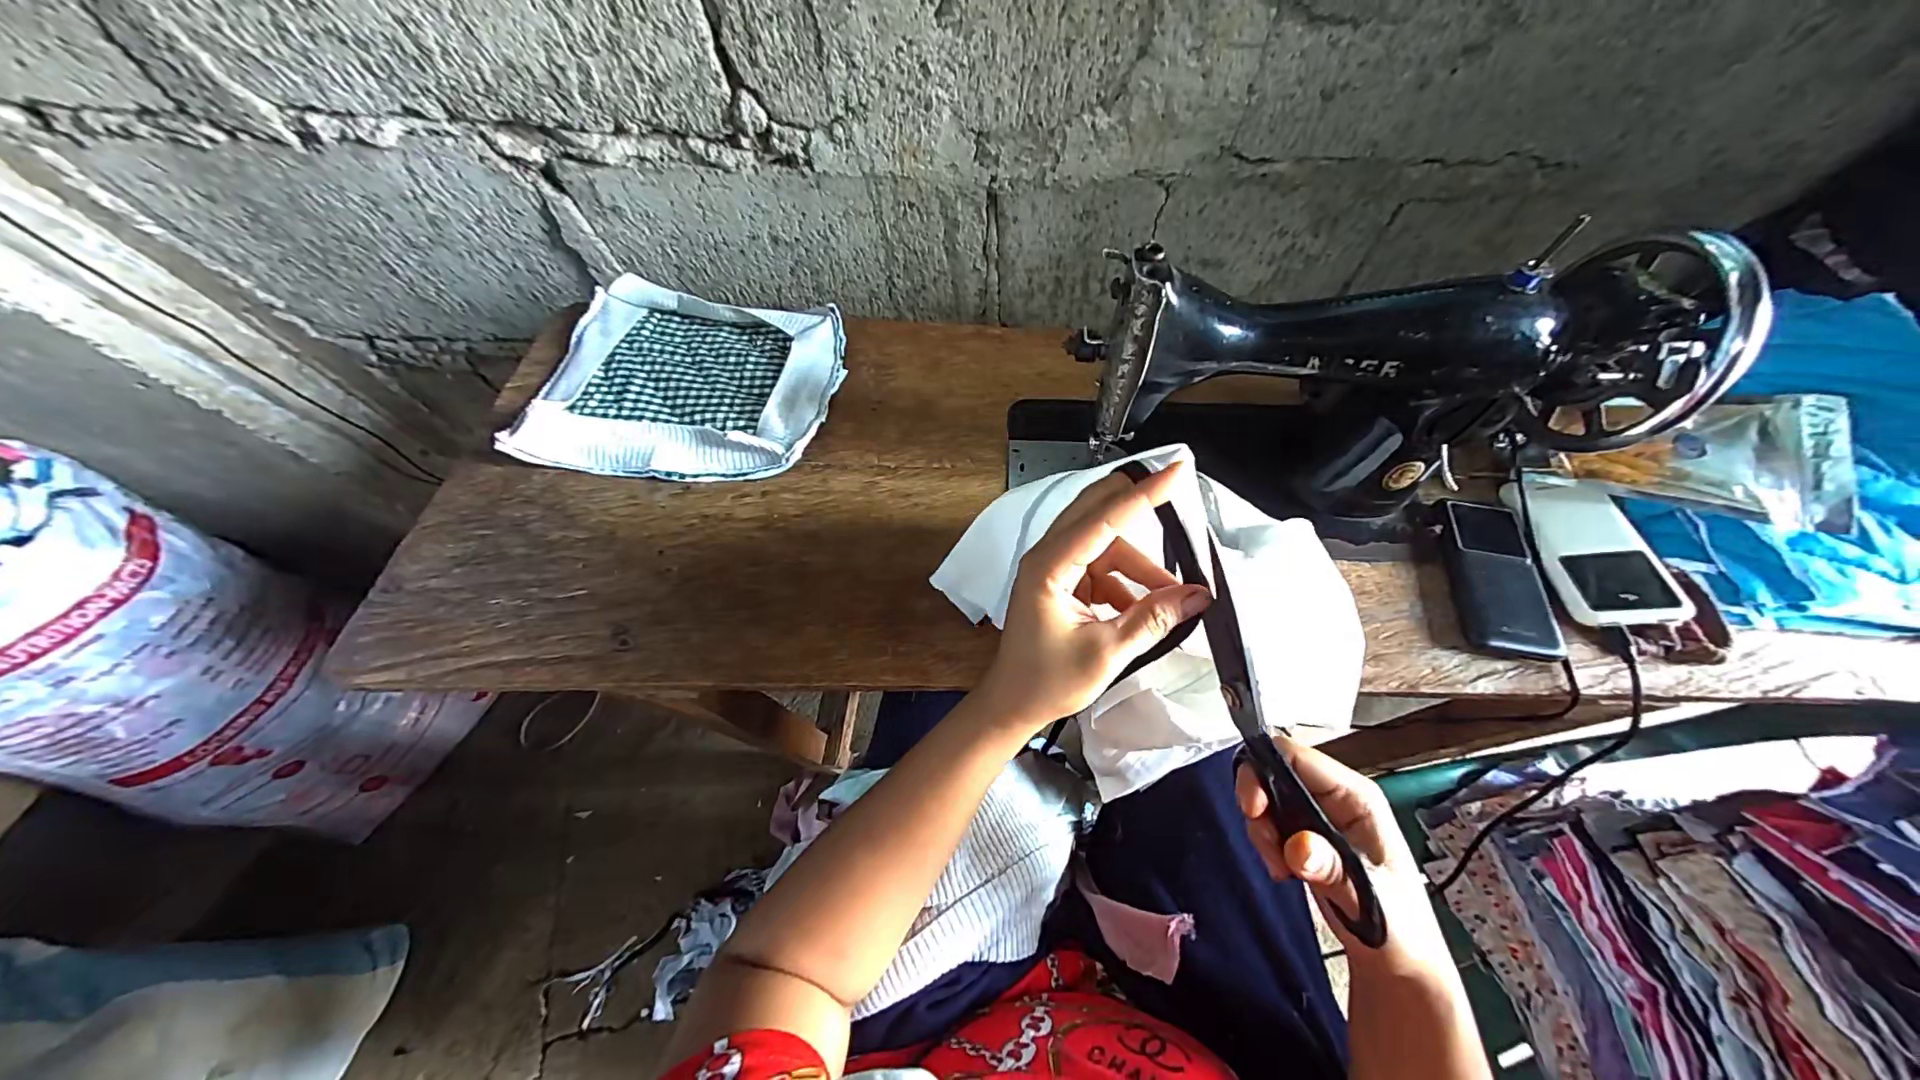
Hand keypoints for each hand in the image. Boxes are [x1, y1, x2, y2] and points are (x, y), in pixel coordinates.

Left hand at [978, 461, 1212, 730]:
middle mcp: (1048, 558)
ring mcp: (1054, 568)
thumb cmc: (1042, 681)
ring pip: (1107, 544)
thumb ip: (1153, 618)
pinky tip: (1145, 607)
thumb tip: (1195, 596)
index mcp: (1049, 567)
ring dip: (1140, 565)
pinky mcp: (1063, 582)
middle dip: (1140, 508)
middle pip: (1098, 512)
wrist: (1013, 702)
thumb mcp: (1107, 652)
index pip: (1104, 517)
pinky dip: (1128, 582)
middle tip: (1177, 497)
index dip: (1145, 493)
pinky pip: (1103, 566)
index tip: (1175, 471)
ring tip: (1170, 597)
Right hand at [1235, 735, 1454, 978]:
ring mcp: (1319, 815)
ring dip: (1261, 830)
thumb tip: (1299, 845)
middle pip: (1273, 770)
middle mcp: (1335, 797)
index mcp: (1356, 797)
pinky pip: (1269, 821)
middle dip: (1258, 804)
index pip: (1294, 755)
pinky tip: (1283, 870)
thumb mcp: (1370, 899)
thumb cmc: (1399, 929)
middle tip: (1267, 842)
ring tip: (1281, 866)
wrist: (1399, 963)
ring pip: (1266, 796)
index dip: (1263, 771)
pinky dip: (1265, 843)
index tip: (1254, 808)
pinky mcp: (1305, 834)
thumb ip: (1332, 868)